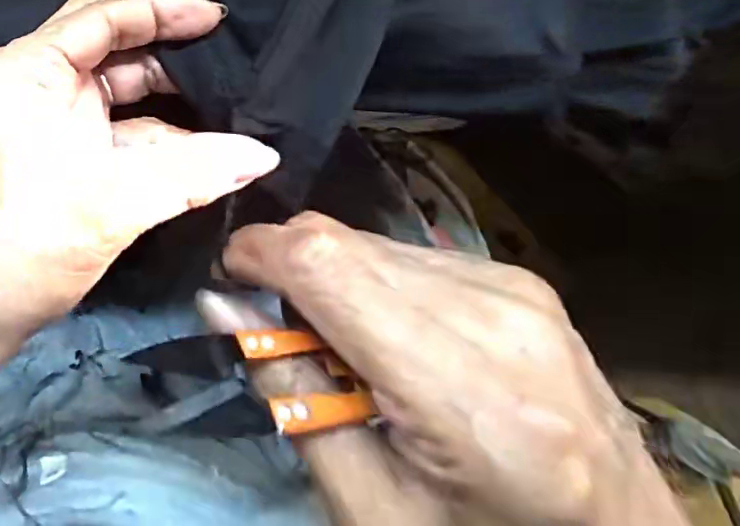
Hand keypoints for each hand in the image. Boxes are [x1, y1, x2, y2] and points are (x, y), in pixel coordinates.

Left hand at [0, 0, 278, 435]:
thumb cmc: (30, 247)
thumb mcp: (120, 201)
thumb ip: (197, 168)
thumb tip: (266, 155)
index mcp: (27, 69)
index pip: (103, 16)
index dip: (163, 11)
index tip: (216, 17)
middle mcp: (23, 74)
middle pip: (102, 35)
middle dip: (162, 43)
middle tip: (219, 53)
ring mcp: (31, 104)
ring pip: (104, 73)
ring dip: (156, 84)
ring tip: (215, 89)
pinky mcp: (42, 133)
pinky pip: (99, 109)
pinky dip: (141, 117)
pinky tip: (188, 130)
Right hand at [224, 213, 685, 525]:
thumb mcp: (372, 509)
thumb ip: (292, 395)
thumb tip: (220, 301)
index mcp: (468, 394)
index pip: (329, 268)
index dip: (261, 252)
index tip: (228, 277)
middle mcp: (496, 315)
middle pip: (344, 242)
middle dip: (289, 266)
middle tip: (279, 328)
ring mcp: (516, 287)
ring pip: (371, 241)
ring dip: (331, 275)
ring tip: (344, 344)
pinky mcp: (519, 277)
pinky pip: (409, 252)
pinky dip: (373, 279)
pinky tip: (390, 334)